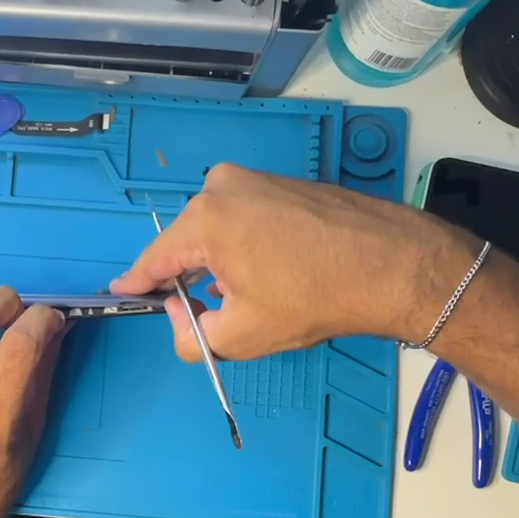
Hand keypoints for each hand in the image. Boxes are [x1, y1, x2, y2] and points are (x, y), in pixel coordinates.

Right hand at [109, 164, 481, 360]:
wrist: (396, 266)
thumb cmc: (314, 299)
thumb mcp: (240, 336)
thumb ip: (191, 338)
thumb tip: (182, 320)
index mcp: (205, 220)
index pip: (154, 258)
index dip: (137, 282)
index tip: (122, 291)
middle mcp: (223, 187)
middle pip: (184, 243)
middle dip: (187, 280)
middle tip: (209, 314)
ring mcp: (256, 179)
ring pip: (214, 230)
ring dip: (218, 264)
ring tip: (252, 295)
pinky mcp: (283, 181)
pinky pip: (242, 217)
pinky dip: (242, 246)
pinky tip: (272, 272)